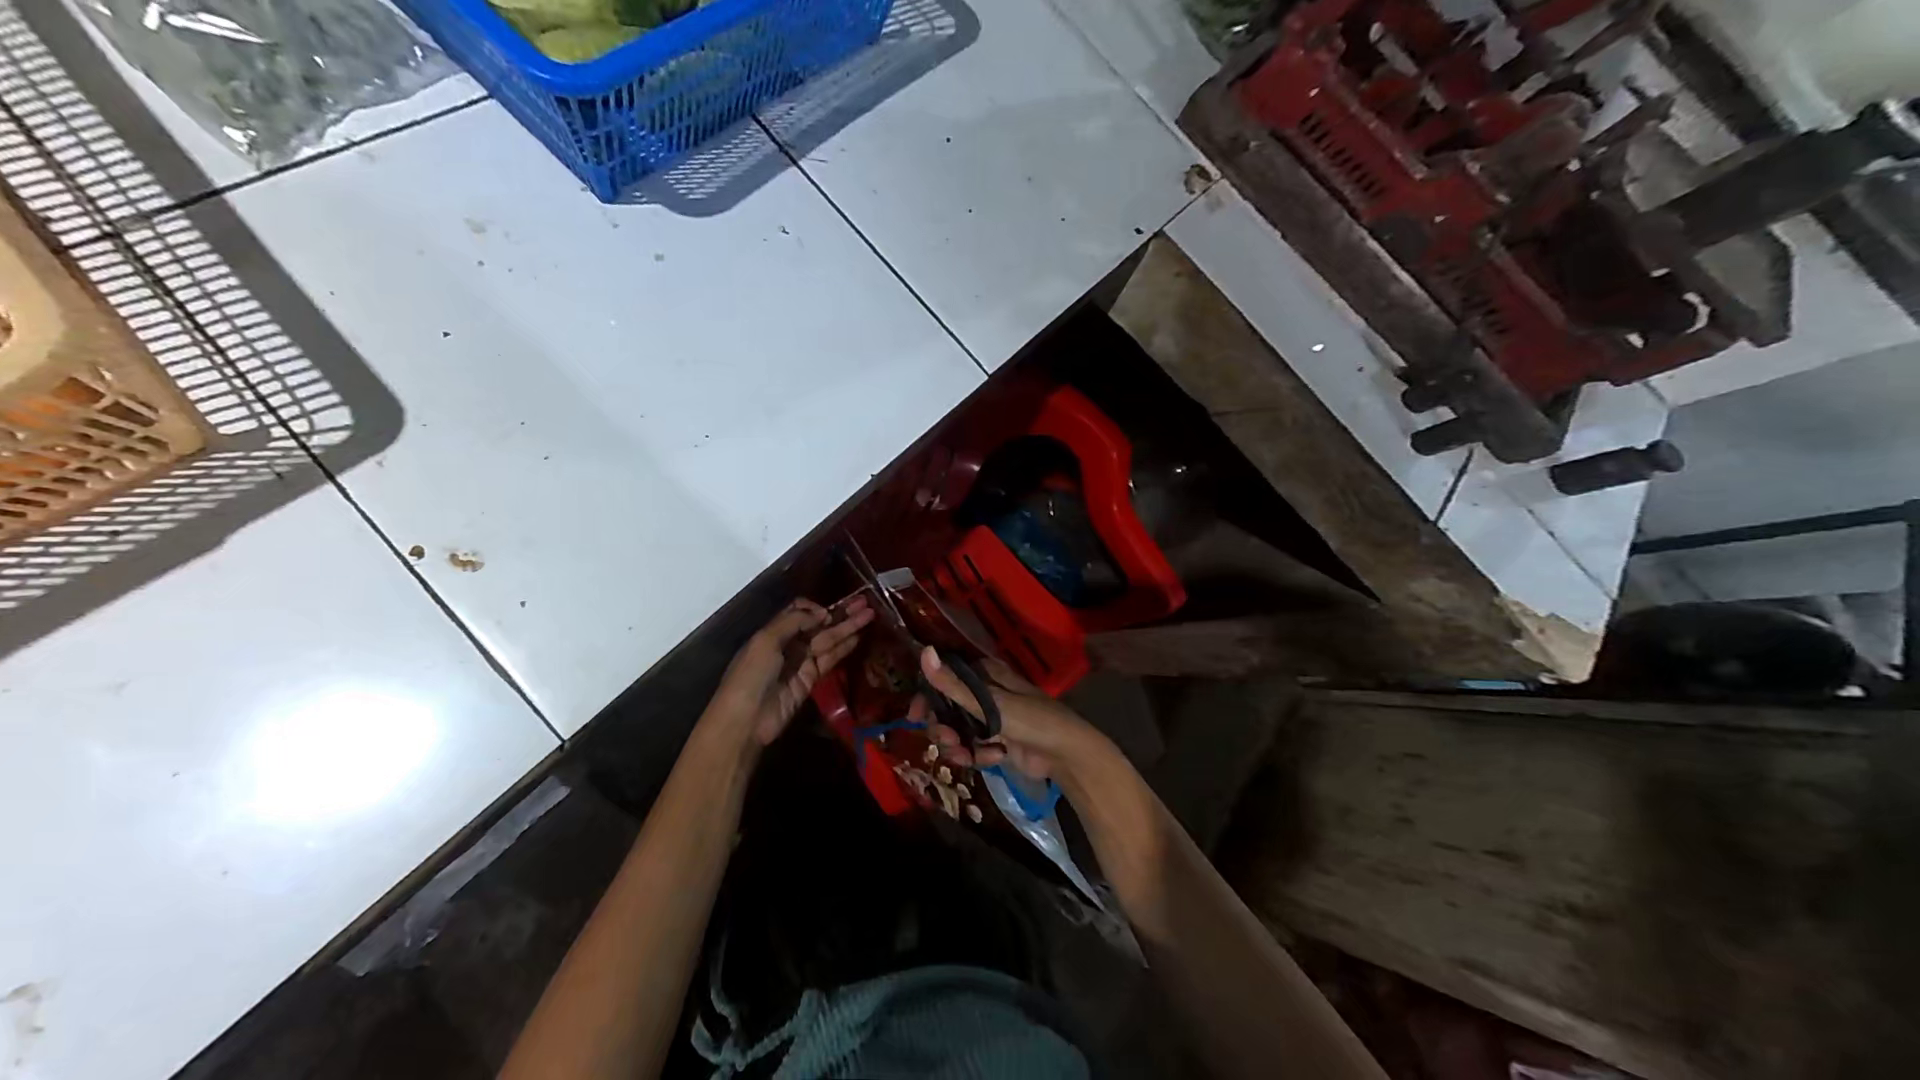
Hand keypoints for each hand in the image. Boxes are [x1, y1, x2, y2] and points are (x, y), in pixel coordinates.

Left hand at [711, 597, 872, 747]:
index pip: (798, 611)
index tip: (828, 611)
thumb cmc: (751, 675)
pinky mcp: (811, 680)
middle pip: (817, 624)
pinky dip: (844, 648)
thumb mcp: (766, 641)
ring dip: (848, 627)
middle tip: (864, 605)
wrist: (747, 718)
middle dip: (840, 613)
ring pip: (827, 640)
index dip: (814, 608)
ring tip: (870, 615)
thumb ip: (794, 621)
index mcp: (772, 631)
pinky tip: (858, 637)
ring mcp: (800, 662)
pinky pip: (829, 659)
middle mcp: (788, 644)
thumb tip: (822, 613)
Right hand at [913, 646, 1106, 782]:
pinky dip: (979, 755)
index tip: (915, 716)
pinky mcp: (999, 742)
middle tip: (946, 740)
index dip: (928, 697)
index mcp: (986, 674)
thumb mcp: (989, 702)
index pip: (946, 678)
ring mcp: (993, 718)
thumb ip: (953, 684)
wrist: (1066, 755)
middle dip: (943, 727)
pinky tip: (994, 758)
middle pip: (948, 708)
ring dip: (958, 745)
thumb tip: (924, 651)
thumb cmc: (1031, 719)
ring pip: (959, 731)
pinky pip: (975, 747)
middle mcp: (987, 693)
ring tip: (965, 756)